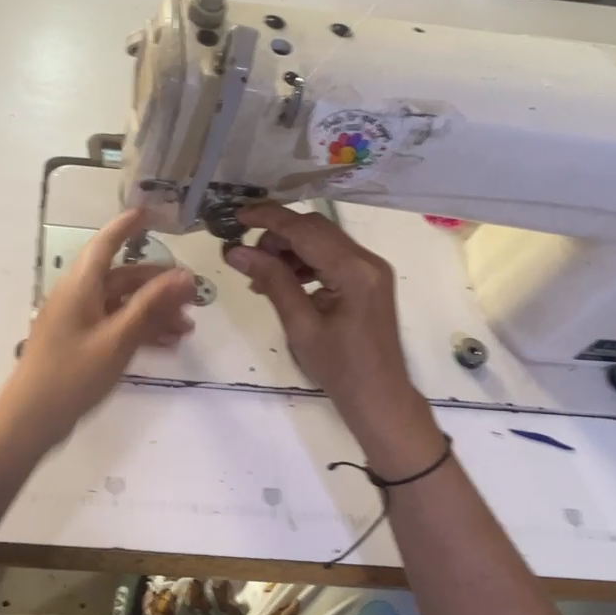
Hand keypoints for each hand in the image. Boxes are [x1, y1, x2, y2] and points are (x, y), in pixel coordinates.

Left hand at [0, 208, 196, 449]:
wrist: (29, 421)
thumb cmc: (71, 376)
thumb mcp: (117, 340)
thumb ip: (150, 307)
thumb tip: (184, 275)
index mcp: (78, 287)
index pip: (105, 244)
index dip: (126, 227)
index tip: (150, 213)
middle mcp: (76, 297)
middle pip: (120, 278)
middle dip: (157, 284)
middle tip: (192, 294)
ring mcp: (76, 322)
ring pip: (120, 305)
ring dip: (153, 312)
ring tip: (187, 328)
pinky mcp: (78, 345)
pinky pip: (114, 327)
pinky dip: (138, 331)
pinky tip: (166, 346)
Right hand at [223, 204, 434, 445]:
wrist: (379, 398)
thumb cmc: (340, 369)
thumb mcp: (300, 325)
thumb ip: (271, 281)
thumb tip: (236, 251)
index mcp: (354, 271)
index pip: (305, 230)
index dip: (268, 219)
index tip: (237, 216)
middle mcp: (367, 260)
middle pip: (314, 229)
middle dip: (276, 234)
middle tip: (245, 253)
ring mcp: (370, 269)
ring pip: (321, 241)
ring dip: (288, 249)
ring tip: (260, 274)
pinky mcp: (367, 280)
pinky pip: (330, 257)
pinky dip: (303, 261)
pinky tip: (282, 281)